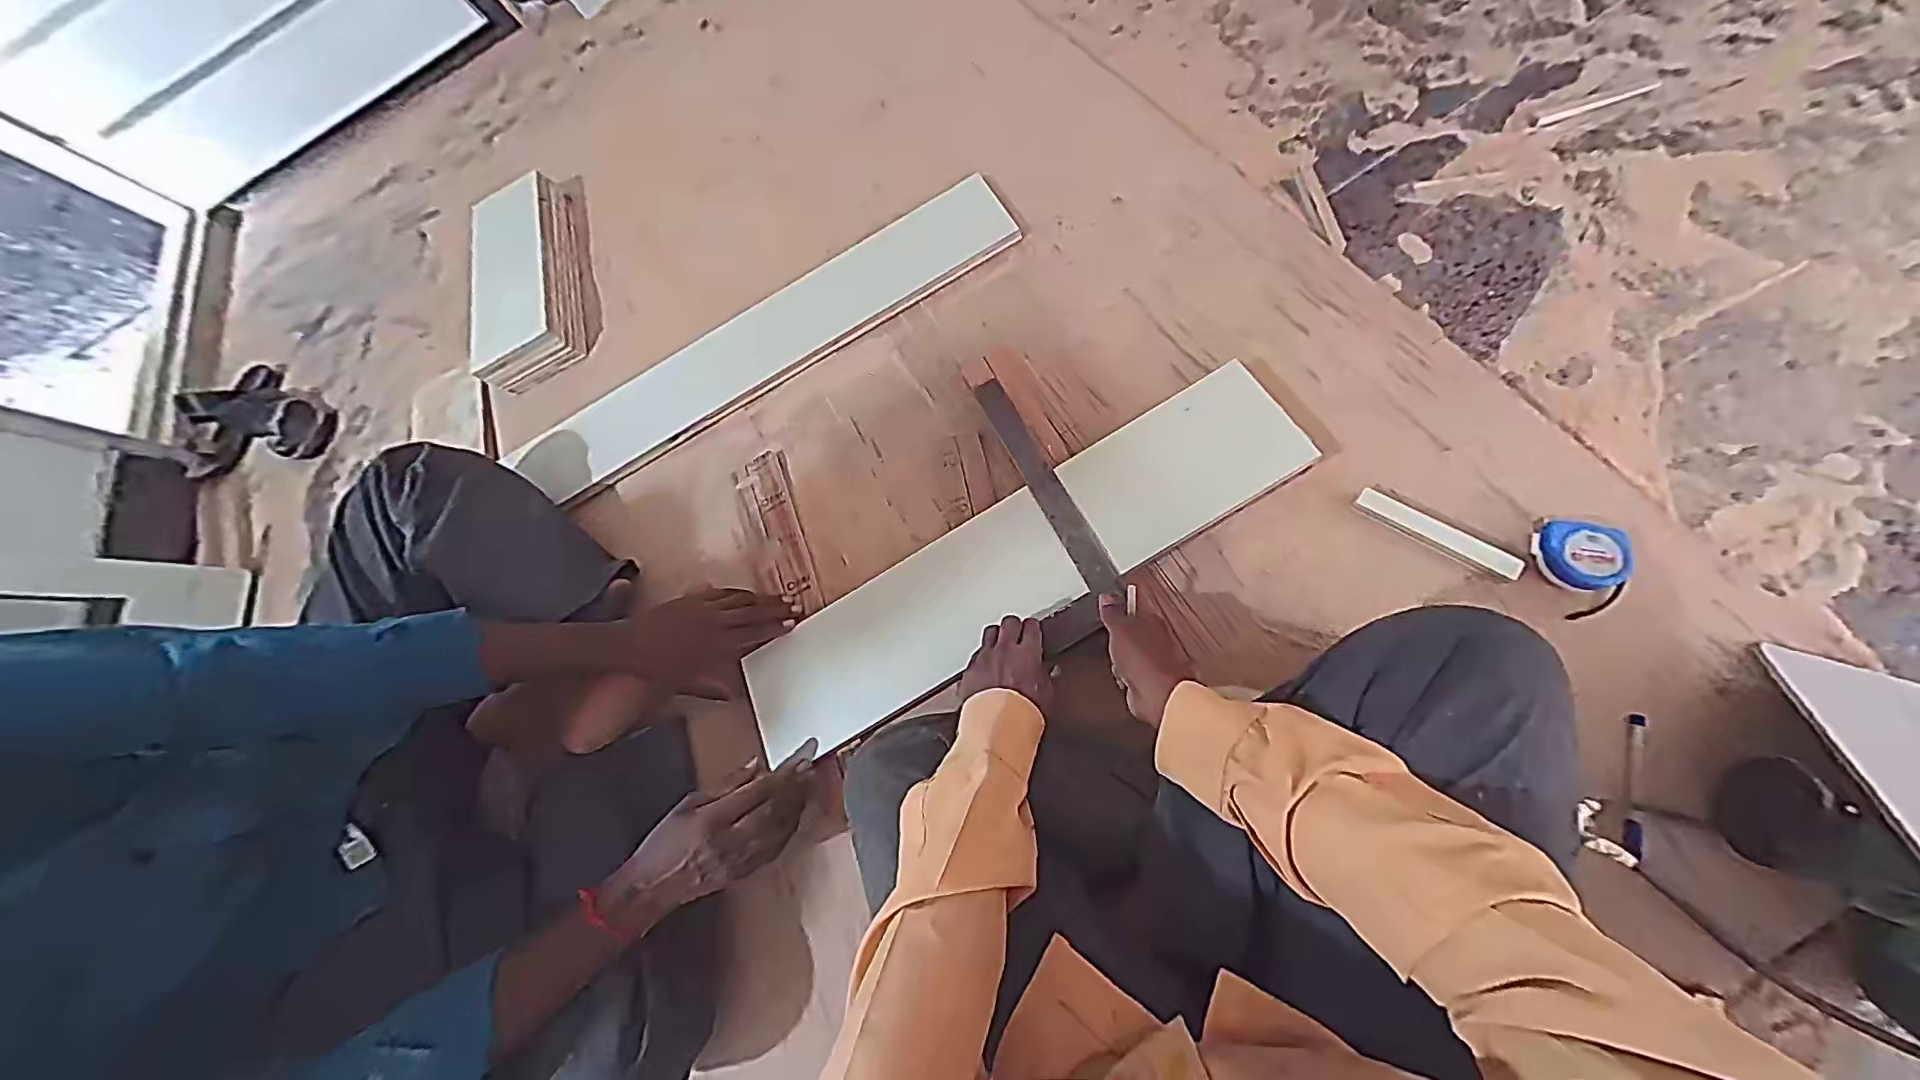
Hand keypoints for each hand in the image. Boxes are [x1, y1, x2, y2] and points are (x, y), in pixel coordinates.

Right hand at [597, 747, 816, 927]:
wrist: (651, 889)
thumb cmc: (664, 843)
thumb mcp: (688, 804)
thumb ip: (727, 783)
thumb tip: (757, 764)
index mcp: (713, 820)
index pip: (759, 791)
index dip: (785, 772)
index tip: (801, 756)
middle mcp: (731, 842)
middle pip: (776, 809)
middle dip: (798, 785)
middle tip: (810, 765)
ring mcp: (741, 860)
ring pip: (782, 828)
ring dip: (799, 803)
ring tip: (809, 783)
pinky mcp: (746, 872)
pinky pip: (778, 846)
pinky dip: (792, 825)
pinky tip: (798, 811)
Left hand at [613, 587, 797, 696]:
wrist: (626, 646)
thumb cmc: (653, 669)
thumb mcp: (682, 683)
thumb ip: (708, 686)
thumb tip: (730, 694)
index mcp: (715, 644)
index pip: (752, 633)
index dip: (773, 628)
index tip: (791, 624)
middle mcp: (712, 623)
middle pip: (751, 612)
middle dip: (774, 609)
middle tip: (793, 605)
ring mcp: (701, 608)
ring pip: (738, 599)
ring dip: (759, 598)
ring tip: (776, 597)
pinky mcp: (689, 601)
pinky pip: (719, 593)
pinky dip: (735, 592)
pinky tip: (743, 592)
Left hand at [958, 615, 1052, 712]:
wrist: (995, 728)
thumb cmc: (1021, 715)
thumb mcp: (1046, 696)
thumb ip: (1047, 678)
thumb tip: (1050, 672)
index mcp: (1028, 653)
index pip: (1031, 627)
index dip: (1033, 627)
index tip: (1033, 629)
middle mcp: (1005, 650)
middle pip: (1009, 622)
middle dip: (1014, 626)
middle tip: (1016, 632)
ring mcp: (985, 657)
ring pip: (990, 632)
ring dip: (996, 636)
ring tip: (999, 643)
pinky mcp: (970, 669)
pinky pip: (976, 654)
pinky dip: (982, 657)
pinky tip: (985, 665)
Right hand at [1098, 593, 1193, 727]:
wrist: (1157, 694)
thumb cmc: (1145, 659)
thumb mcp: (1119, 628)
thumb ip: (1112, 611)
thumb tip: (1107, 596)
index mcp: (1152, 620)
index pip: (1133, 608)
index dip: (1118, 610)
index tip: (1106, 612)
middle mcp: (1157, 639)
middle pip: (1129, 633)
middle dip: (1116, 641)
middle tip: (1112, 643)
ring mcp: (1154, 661)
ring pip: (1127, 655)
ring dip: (1119, 662)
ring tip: (1120, 664)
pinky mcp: (1149, 681)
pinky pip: (1129, 674)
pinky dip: (1124, 677)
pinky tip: (1124, 678)